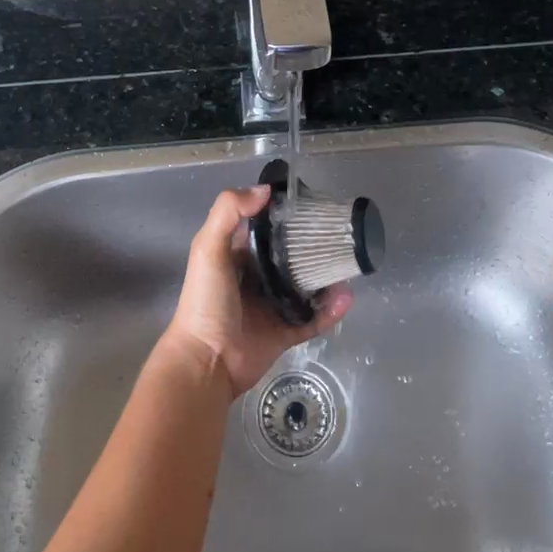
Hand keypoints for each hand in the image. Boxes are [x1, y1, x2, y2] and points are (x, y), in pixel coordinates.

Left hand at [158, 185, 352, 399]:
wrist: (206, 361)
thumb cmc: (206, 301)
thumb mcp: (208, 248)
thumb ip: (229, 213)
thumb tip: (265, 190)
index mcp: (237, 256)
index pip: (264, 229)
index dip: (284, 216)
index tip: (310, 204)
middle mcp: (255, 279)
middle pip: (290, 258)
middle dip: (312, 247)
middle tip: (338, 235)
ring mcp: (271, 307)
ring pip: (306, 288)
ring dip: (326, 279)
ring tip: (347, 266)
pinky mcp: (284, 334)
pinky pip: (312, 320)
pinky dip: (330, 311)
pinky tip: (346, 298)